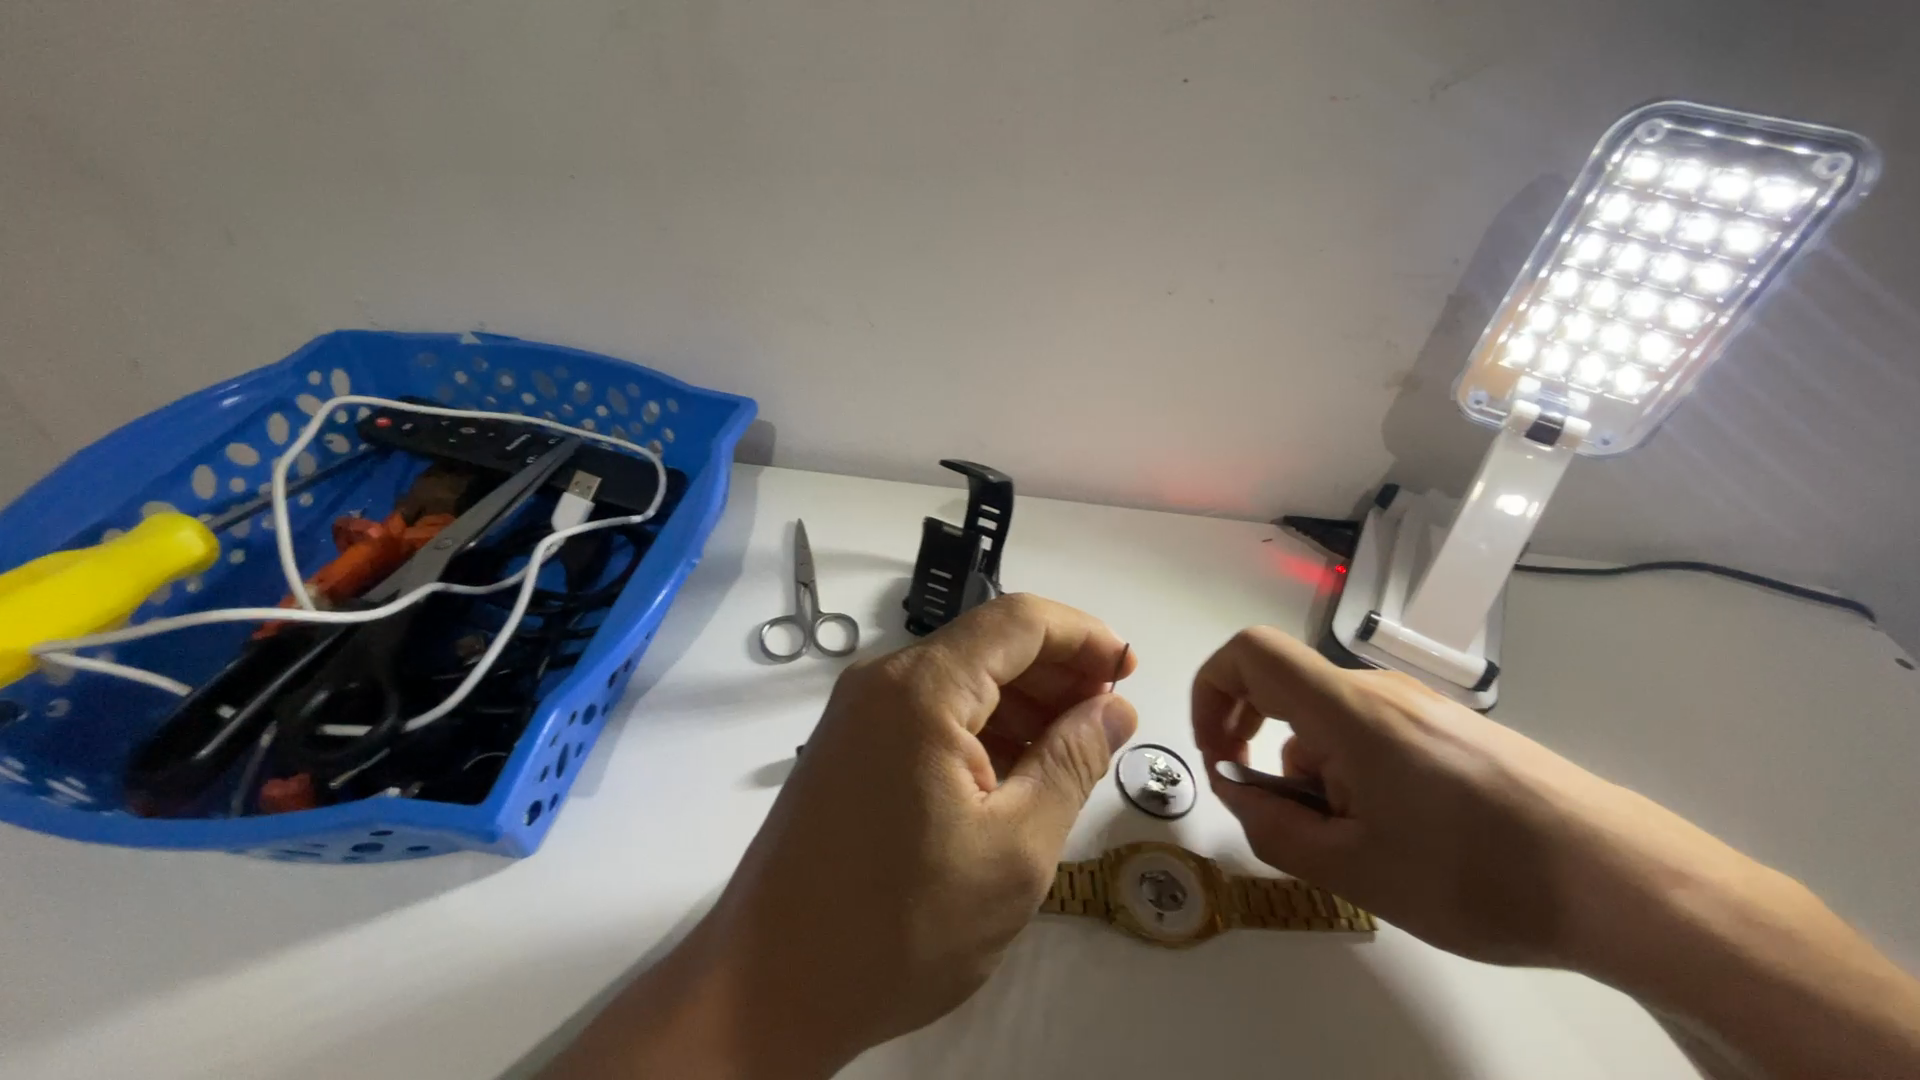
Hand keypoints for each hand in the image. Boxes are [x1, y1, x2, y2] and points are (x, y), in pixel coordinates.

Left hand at [576, 595, 1137, 1078]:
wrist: (769, 989)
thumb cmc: (903, 926)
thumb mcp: (1015, 850)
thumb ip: (1072, 763)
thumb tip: (1114, 707)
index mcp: (922, 689)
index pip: (1019, 621)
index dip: (1084, 636)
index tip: (1131, 672)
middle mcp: (882, 681)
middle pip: (988, 645)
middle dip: (1058, 671)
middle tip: (1110, 721)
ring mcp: (857, 714)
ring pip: (959, 680)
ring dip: (1022, 702)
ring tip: (1072, 752)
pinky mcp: (848, 747)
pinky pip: (928, 713)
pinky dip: (981, 729)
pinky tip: (1015, 772)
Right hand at [1190, 625, 1777, 968]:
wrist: (1629, 883)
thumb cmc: (1480, 875)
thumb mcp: (1355, 870)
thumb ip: (1271, 827)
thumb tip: (1236, 788)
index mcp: (1350, 711)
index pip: (1250, 652)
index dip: (1212, 691)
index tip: (1219, 753)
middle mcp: (1382, 691)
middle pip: (1290, 697)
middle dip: (1270, 759)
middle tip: (1293, 826)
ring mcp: (1425, 709)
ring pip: (1333, 727)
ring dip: (1319, 780)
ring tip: (1368, 852)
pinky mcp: (1456, 732)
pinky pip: (1376, 739)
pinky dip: (1358, 780)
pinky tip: (1408, 842)